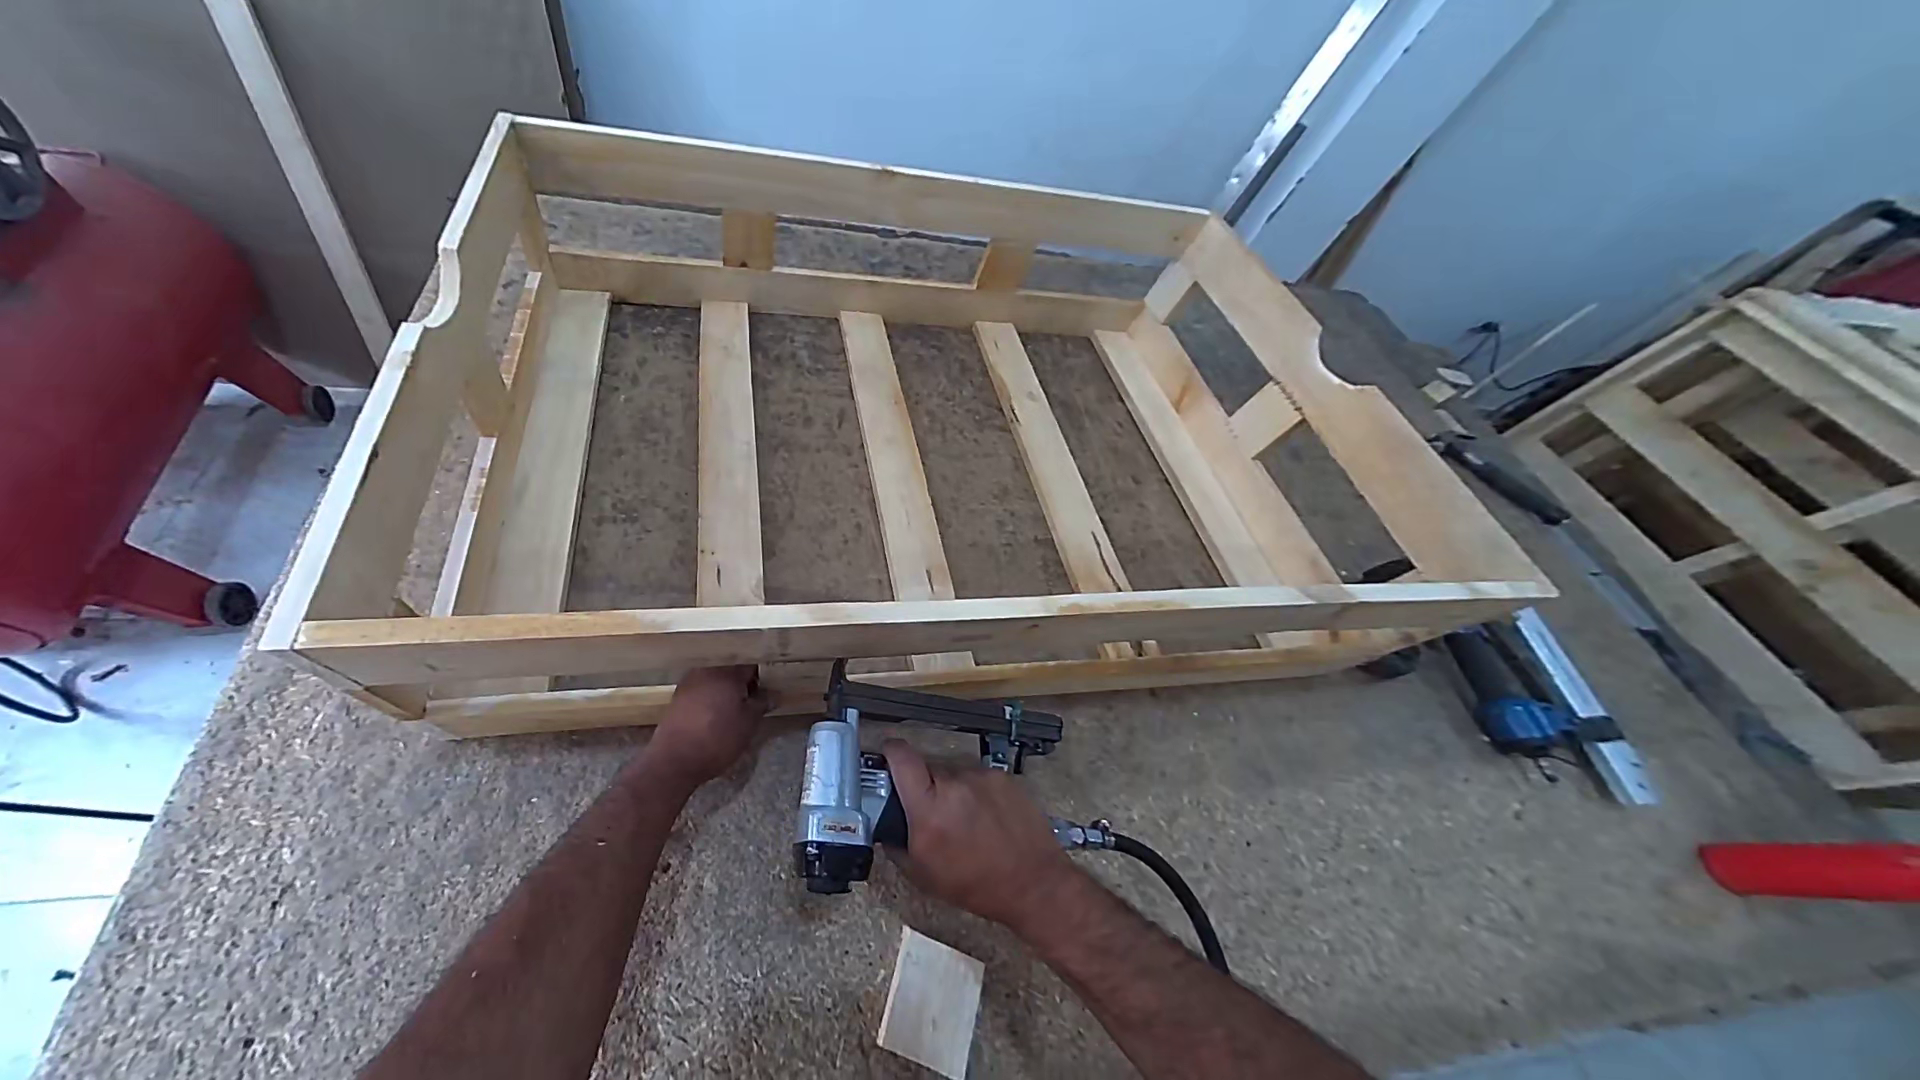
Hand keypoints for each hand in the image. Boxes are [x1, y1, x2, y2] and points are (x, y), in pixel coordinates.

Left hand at [644, 666, 767, 785]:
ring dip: (725, 690)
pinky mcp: (677, 698)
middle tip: (752, 700)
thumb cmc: (718, 739)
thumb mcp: (749, 723)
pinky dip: (710, 698)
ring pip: (714, 680)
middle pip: (730, 669)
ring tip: (733, 709)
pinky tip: (714, 715)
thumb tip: (773, 694)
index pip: (751, 665)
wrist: (674, 761)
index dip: (762, 676)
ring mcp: (688, 683)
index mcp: (727, 672)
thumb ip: (762, 703)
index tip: (767, 690)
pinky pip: (701, 691)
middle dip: (742, 682)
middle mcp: (706, 671)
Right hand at [881, 739, 1078, 930]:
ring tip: (965, 821)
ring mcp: (981, 777)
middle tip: (932, 812)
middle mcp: (955, 784)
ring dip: (952, 790)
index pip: (901, 757)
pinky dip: (976, 792)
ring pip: (954, 773)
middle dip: (925, 786)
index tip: (888, 755)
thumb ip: (897, 841)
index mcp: (929, 808)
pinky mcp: (1003, 777)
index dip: (891, 751)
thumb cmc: (977, 884)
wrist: (1032, 882)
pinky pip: (978, 777)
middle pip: (928, 767)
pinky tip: (986, 817)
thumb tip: (886, 821)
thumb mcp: (923, 874)